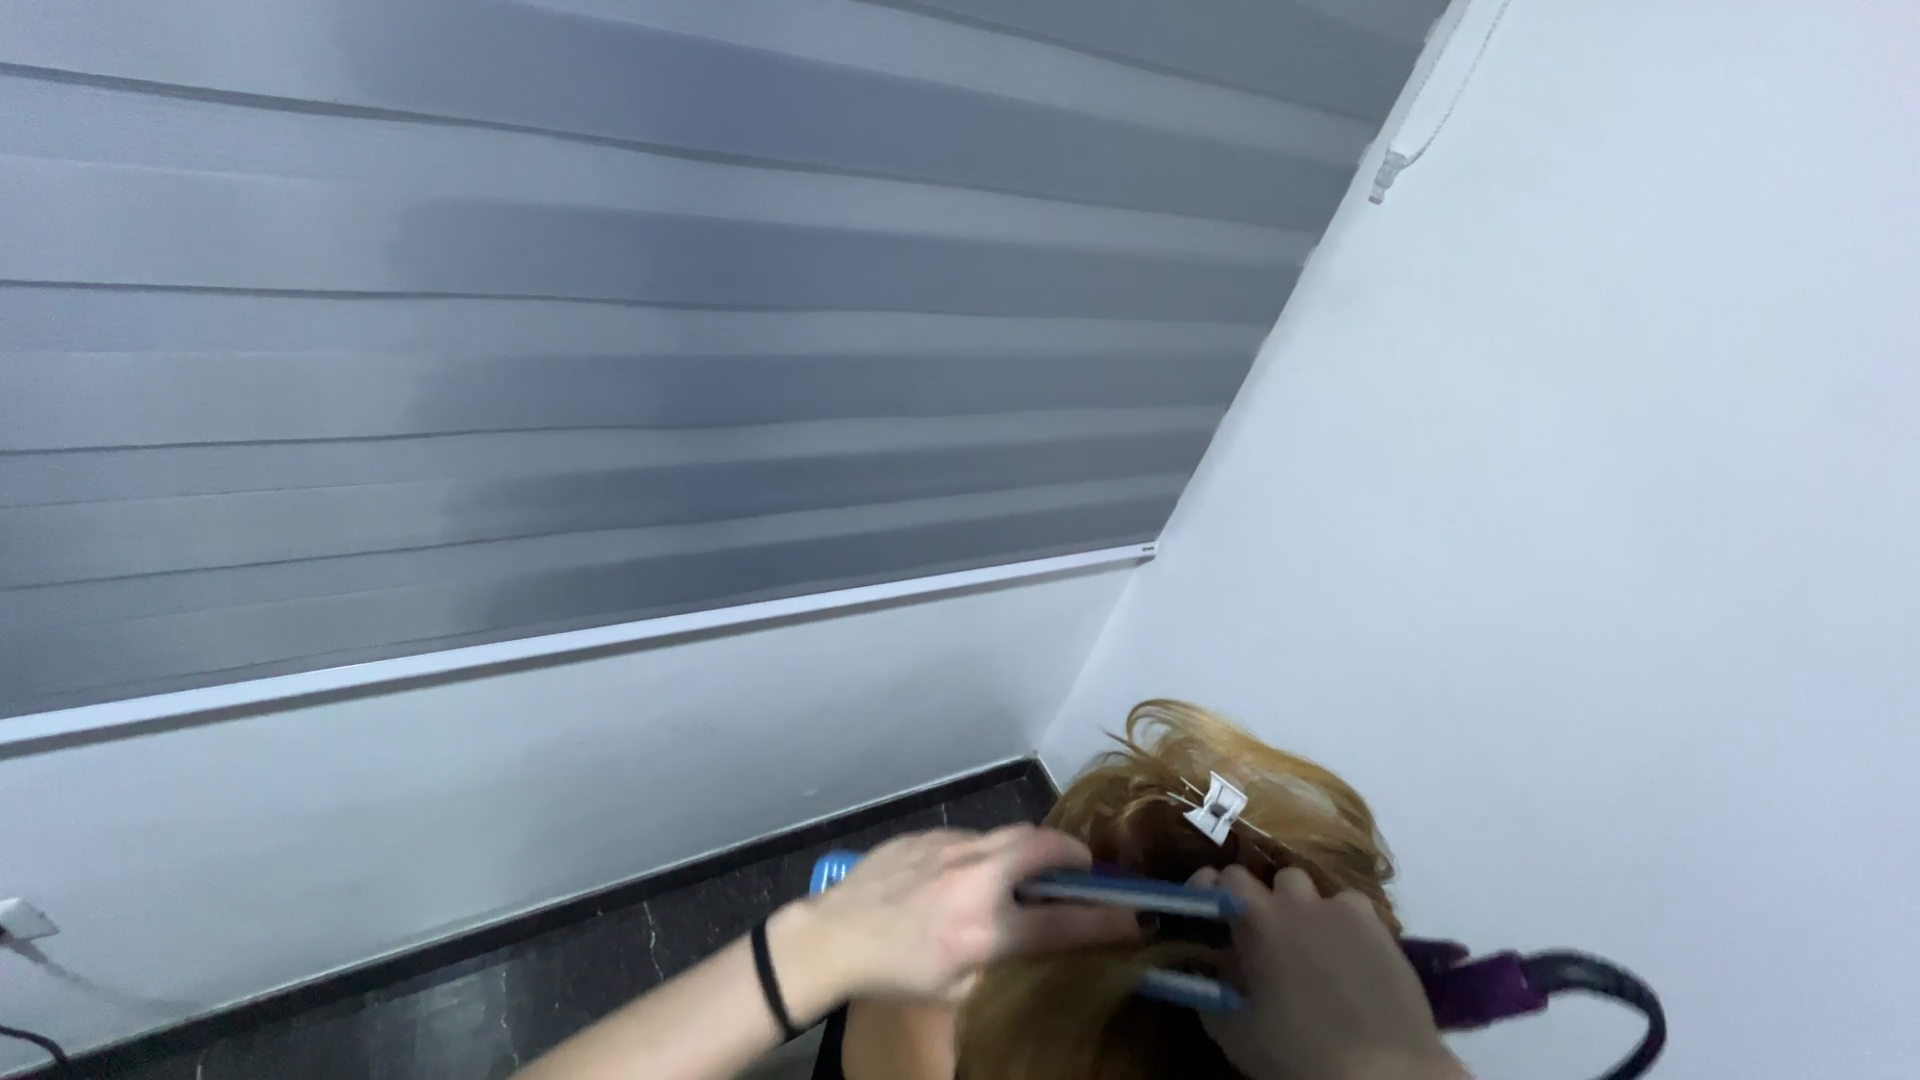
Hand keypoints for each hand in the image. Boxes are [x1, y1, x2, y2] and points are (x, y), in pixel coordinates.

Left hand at [776, 824, 1138, 1007]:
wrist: (836, 933)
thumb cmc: (898, 972)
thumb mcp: (958, 989)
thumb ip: (1007, 962)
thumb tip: (1047, 939)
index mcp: (983, 931)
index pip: (1062, 921)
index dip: (1107, 920)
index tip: (1136, 916)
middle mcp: (973, 879)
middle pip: (1043, 847)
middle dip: (1073, 855)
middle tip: (1082, 870)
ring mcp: (950, 847)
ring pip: (1011, 834)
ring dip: (1031, 850)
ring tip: (1028, 871)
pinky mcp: (931, 832)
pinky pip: (975, 837)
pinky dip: (989, 852)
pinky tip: (970, 875)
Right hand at [1198, 865, 1471, 1079]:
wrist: (1384, 1074)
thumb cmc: (1299, 1053)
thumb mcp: (1236, 1033)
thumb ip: (1209, 993)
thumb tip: (1197, 972)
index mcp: (1256, 919)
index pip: (1225, 876)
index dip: (1214, 887)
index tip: (1210, 908)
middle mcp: (1297, 903)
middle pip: (1276, 877)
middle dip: (1268, 899)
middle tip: (1266, 936)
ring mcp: (1343, 913)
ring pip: (1317, 890)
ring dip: (1308, 909)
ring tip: (1311, 946)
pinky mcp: (1381, 931)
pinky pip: (1354, 911)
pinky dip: (1345, 924)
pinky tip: (1349, 956)